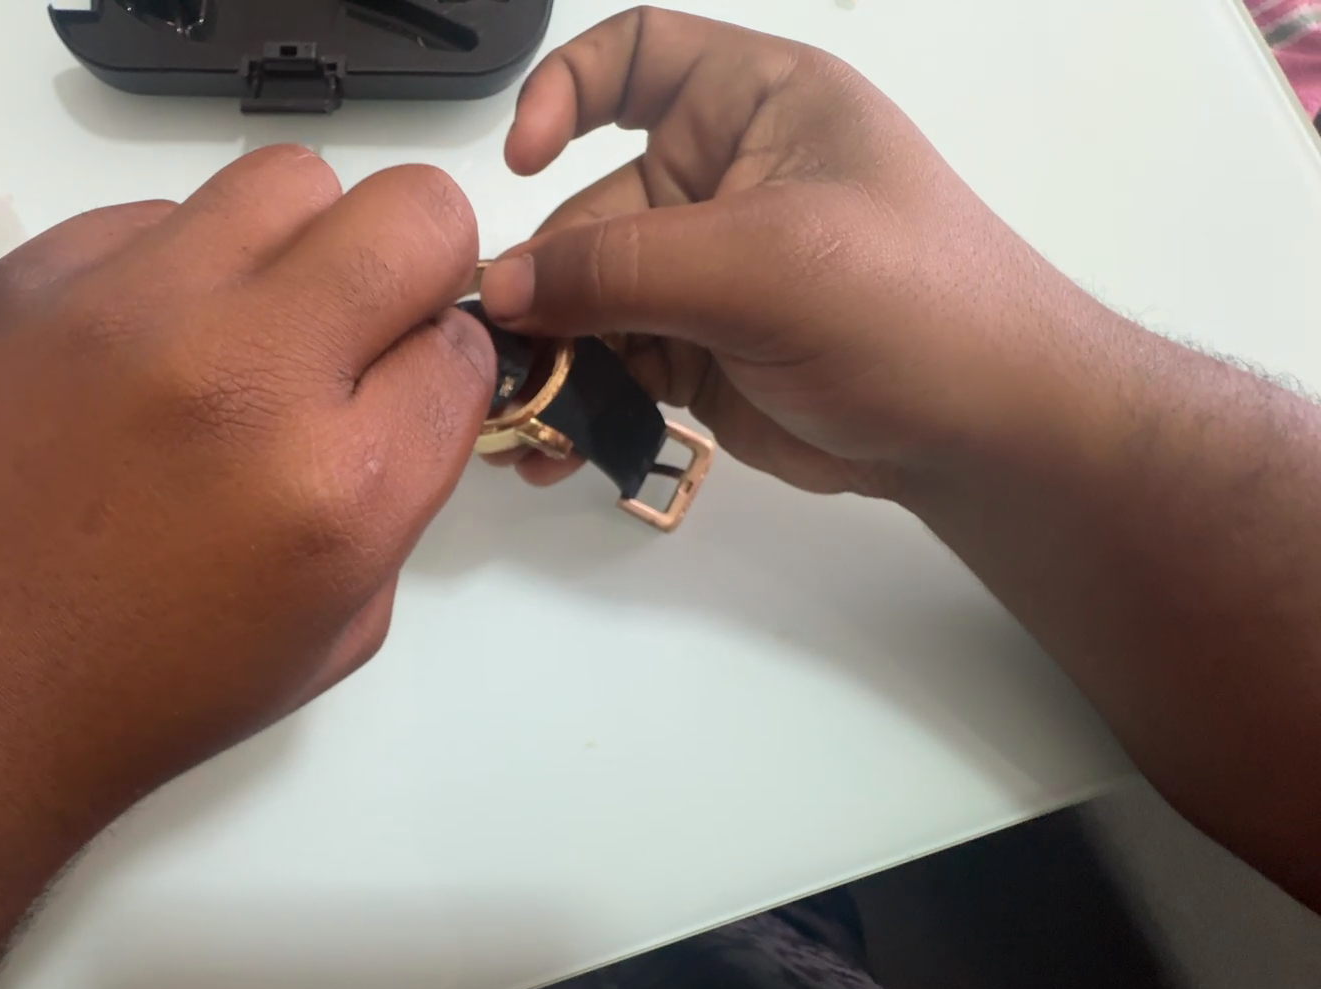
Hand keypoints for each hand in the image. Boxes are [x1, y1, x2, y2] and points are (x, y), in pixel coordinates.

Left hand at [0, 146, 491, 830]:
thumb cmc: (172, 685)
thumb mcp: (343, 622)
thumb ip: (402, 486)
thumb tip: (412, 374)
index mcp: (342, 488)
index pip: (464, 347)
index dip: (449, 364)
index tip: (408, 385)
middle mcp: (245, 373)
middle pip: (411, 216)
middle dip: (420, 264)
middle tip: (361, 328)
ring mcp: (125, 310)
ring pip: (287, 182)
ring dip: (305, 249)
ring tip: (252, 328)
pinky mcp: (28, 282)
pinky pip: (157, 219)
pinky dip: (183, 272)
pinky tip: (143, 353)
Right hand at [479, 7, 1104, 497]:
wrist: (971, 436)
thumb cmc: (906, 311)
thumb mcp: (762, 266)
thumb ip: (621, 269)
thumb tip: (500, 290)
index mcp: (749, 112)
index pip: (635, 60)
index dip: (564, 91)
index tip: (520, 163)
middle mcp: (710, 189)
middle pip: (583, 220)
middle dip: (538, 290)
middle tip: (499, 359)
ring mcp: (691, 280)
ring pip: (582, 307)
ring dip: (545, 362)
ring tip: (513, 419)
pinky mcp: (683, 354)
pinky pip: (604, 369)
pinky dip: (573, 404)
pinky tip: (550, 447)